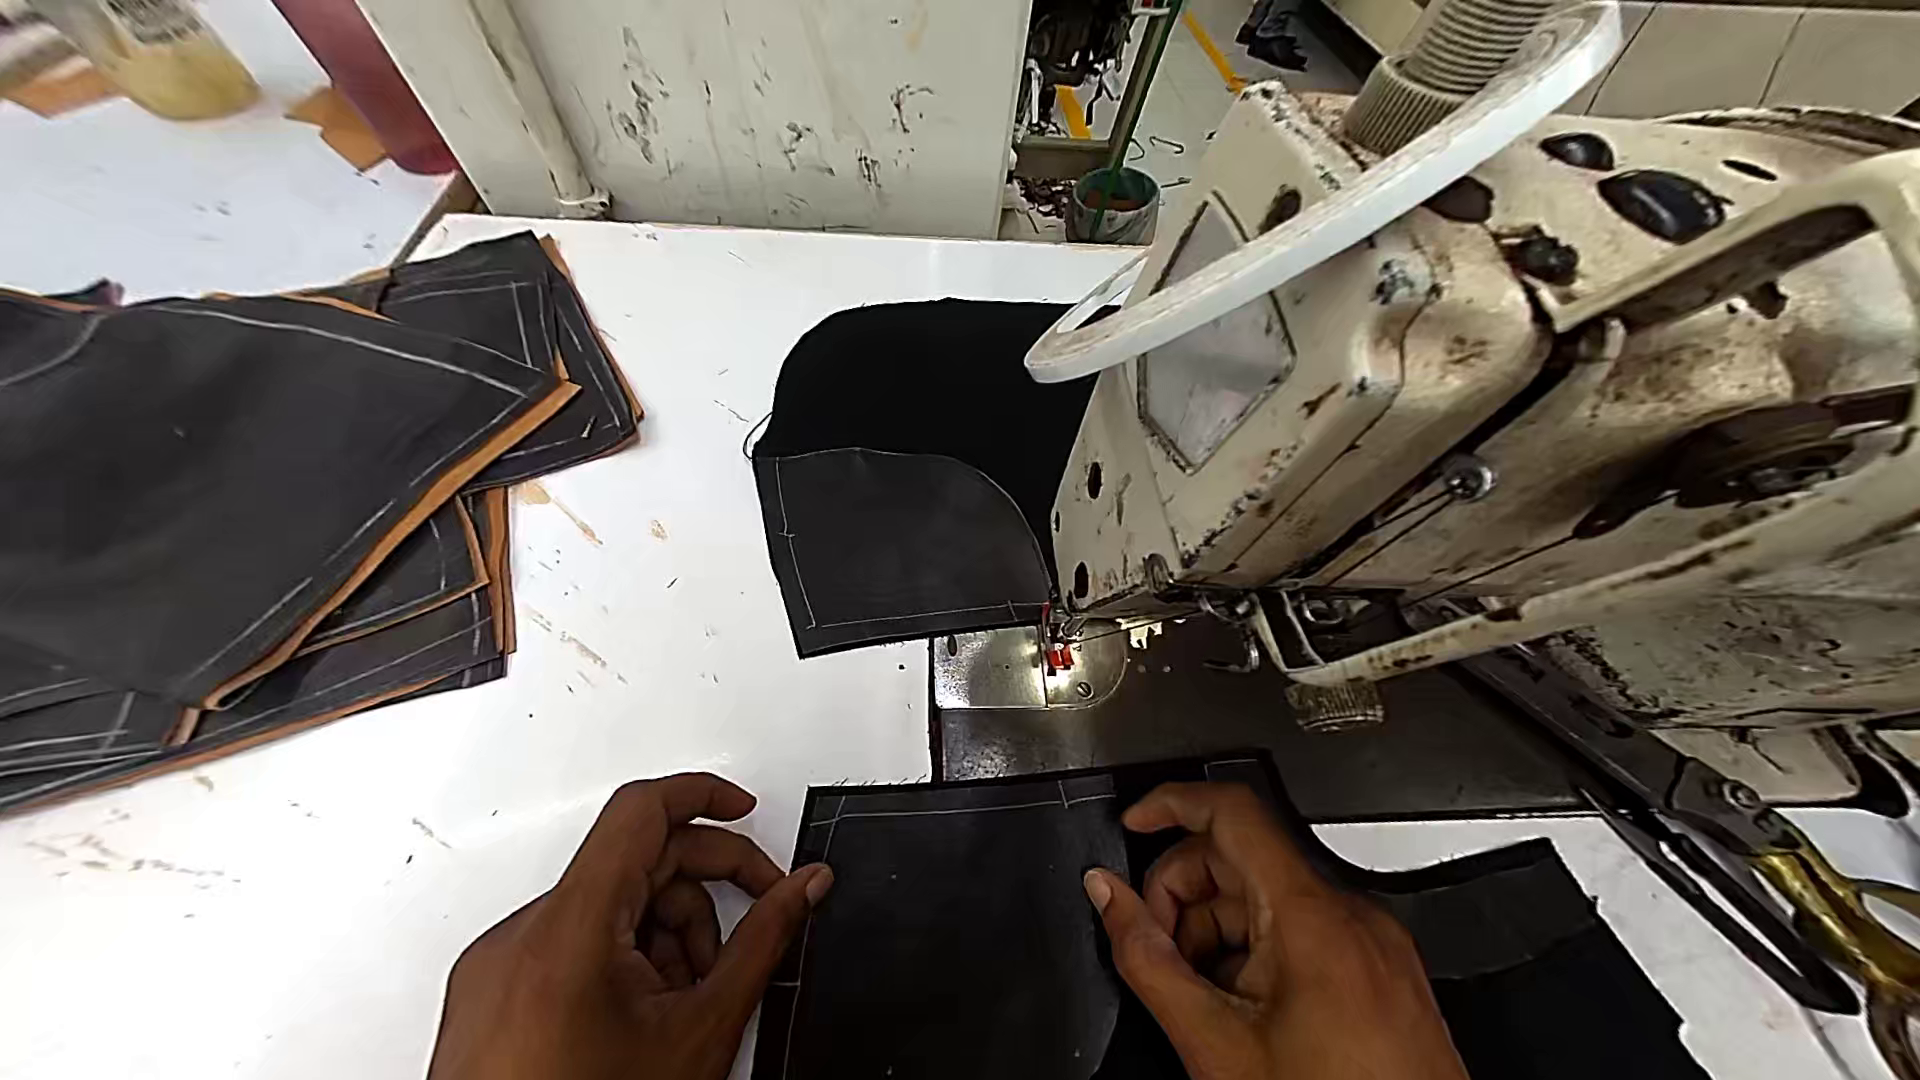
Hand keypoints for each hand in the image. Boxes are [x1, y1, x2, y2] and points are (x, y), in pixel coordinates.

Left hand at [428, 773, 832, 1079]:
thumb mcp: (702, 1031)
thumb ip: (766, 936)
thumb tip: (805, 884)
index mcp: (565, 934)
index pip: (641, 810)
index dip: (703, 795)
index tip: (742, 808)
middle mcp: (521, 939)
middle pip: (639, 858)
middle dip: (708, 879)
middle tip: (757, 905)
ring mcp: (501, 966)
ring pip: (616, 900)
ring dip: (673, 926)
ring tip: (695, 987)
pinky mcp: (496, 992)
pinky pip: (582, 935)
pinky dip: (632, 952)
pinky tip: (655, 1004)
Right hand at [1083, 782, 1466, 1079]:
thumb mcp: (1215, 1046)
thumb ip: (1145, 958)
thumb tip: (1106, 893)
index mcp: (1313, 918)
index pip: (1231, 810)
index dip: (1170, 803)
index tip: (1135, 822)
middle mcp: (1351, 916)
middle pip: (1238, 856)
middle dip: (1181, 891)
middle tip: (1157, 944)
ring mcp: (1371, 944)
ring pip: (1262, 893)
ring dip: (1210, 925)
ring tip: (1198, 991)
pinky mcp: (1379, 971)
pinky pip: (1295, 926)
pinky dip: (1248, 948)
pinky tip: (1238, 1006)